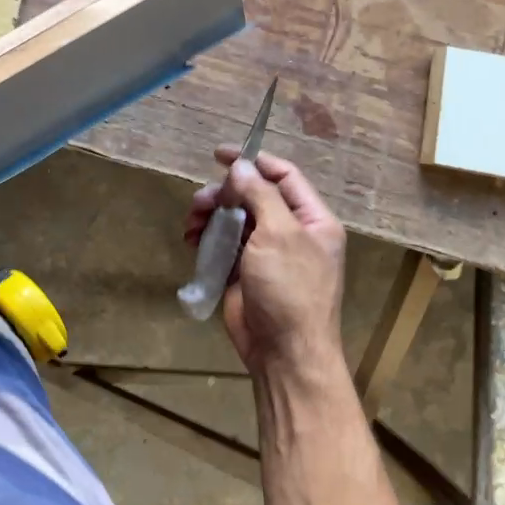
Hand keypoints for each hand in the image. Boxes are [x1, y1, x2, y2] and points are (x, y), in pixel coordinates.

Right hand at [184, 147, 345, 377]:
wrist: (284, 349)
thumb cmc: (290, 289)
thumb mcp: (279, 235)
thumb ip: (260, 195)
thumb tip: (241, 166)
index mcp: (312, 220)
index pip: (284, 176)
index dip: (253, 162)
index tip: (218, 155)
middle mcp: (291, 231)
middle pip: (252, 195)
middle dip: (222, 194)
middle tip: (200, 203)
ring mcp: (266, 252)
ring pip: (232, 217)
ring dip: (209, 215)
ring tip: (192, 225)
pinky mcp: (243, 269)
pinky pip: (221, 241)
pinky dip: (205, 236)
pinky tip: (192, 241)